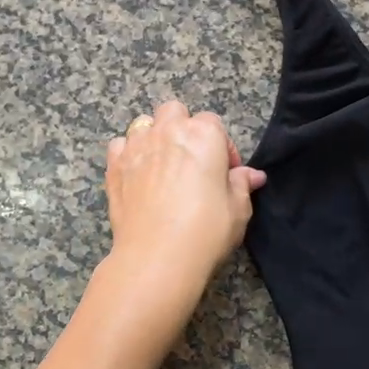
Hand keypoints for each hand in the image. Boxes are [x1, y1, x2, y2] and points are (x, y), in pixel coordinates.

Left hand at [103, 101, 266, 301]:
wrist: (156, 256)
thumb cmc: (205, 230)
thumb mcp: (237, 210)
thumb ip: (241, 185)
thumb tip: (253, 175)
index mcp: (202, 135)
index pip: (213, 123)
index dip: (221, 147)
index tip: (224, 173)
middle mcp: (167, 131)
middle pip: (174, 111)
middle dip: (183, 128)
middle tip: (191, 161)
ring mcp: (136, 146)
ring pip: (143, 124)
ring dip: (153, 137)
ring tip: (162, 166)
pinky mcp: (114, 165)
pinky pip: (119, 145)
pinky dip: (127, 154)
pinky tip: (136, 175)